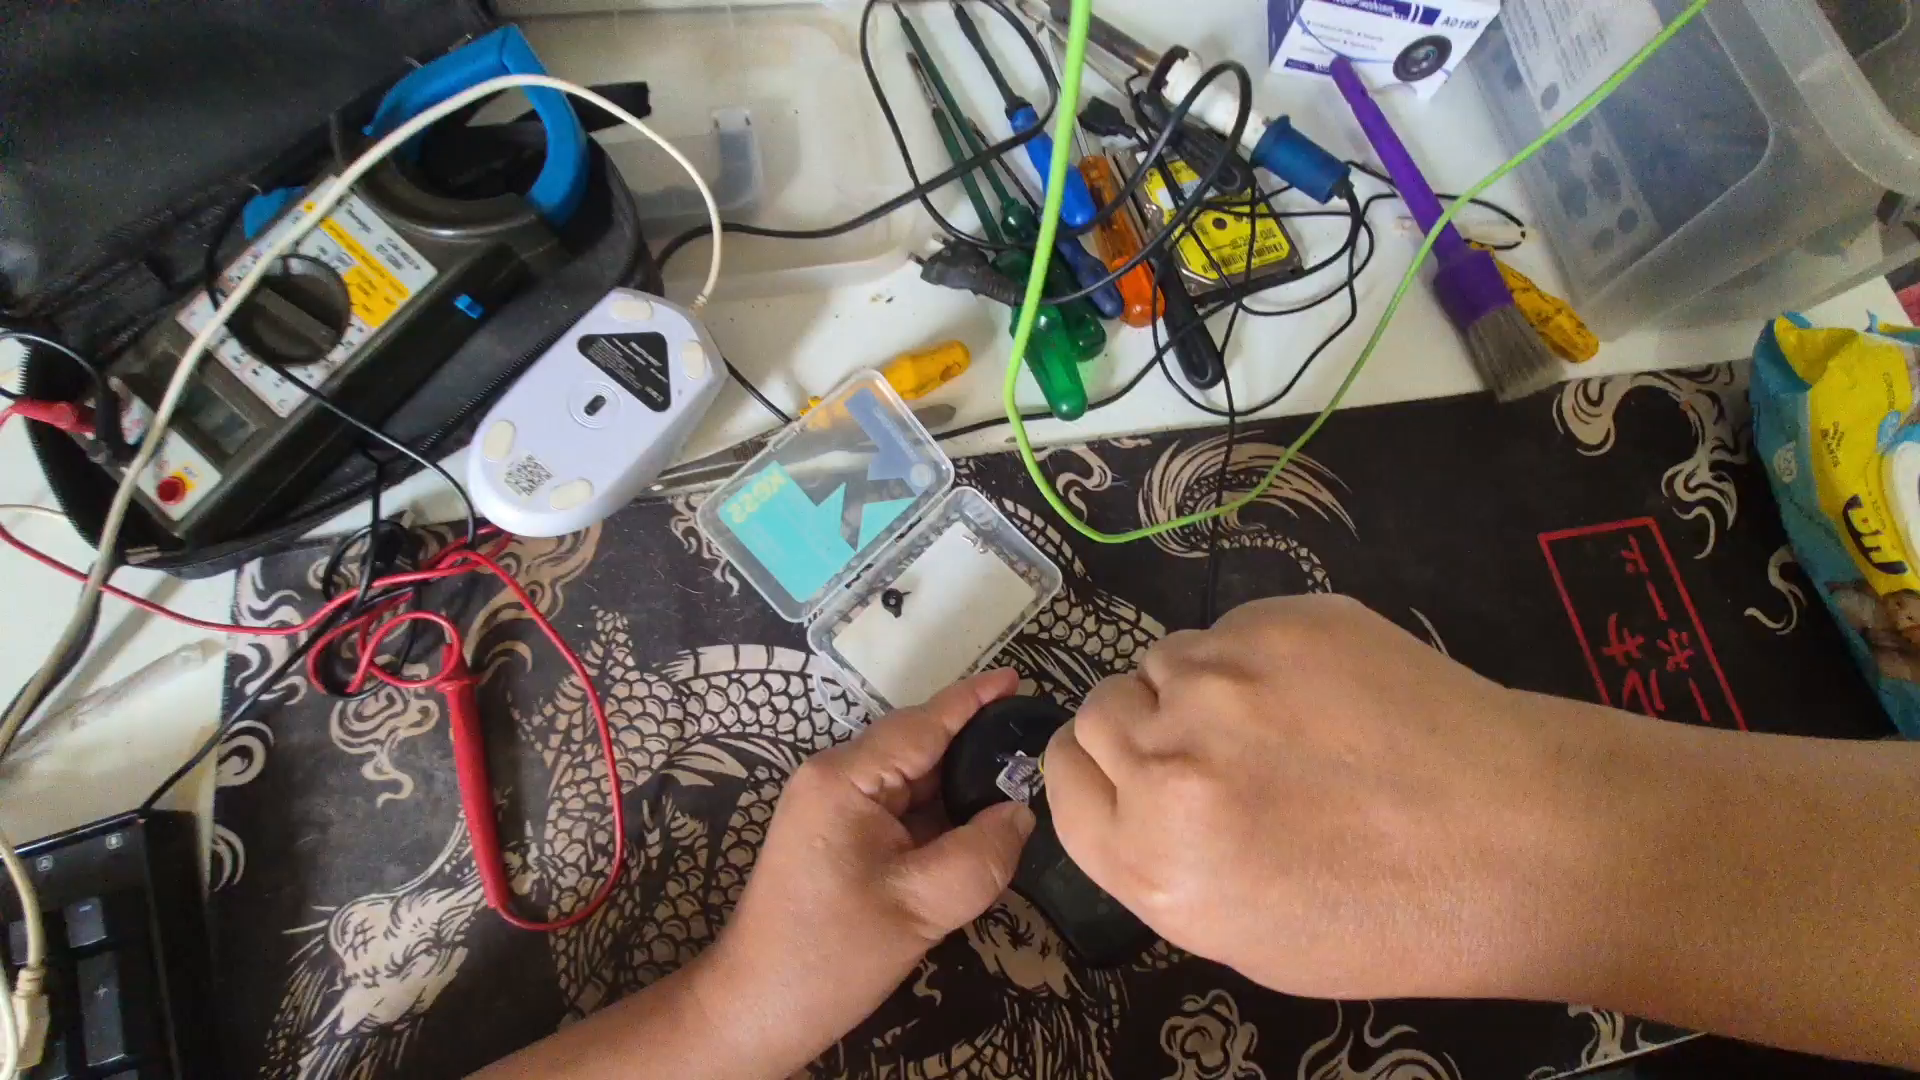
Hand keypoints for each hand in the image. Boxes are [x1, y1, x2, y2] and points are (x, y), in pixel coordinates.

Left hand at [696, 670, 1036, 1076]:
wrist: (754, 1011)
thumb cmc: (830, 958)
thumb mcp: (919, 909)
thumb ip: (981, 855)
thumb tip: (1021, 811)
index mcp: (845, 777)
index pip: (922, 723)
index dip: (973, 698)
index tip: (1018, 677)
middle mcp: (835, 775)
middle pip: (916, 745)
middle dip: (972, 743)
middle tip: (1030, 746)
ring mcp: (833, 802)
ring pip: (910, 776)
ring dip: (956, 781)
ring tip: (1013, 779)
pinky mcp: (837, 830)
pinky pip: (898, 804)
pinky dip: (936, 809)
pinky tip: (972, 818)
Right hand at [1043, 594, 1670, 1001]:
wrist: (1530, 841)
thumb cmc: (1384, 913)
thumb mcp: (1238, 931)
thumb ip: (1148, 856)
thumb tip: (1115, 780)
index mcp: (1151, 860)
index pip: (1061, 771)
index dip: (1094, 769)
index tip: (1132, 771)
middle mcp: (1165, 763)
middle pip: (1097, 709)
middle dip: (1138, 726)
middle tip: (1208, 748)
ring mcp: (1220, 680)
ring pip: (1159, 661)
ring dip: (1195, 688)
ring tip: (1278, 722)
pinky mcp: (1274, 621)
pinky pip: (1225, 630)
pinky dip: (1252, 656)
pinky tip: (1319, 692)